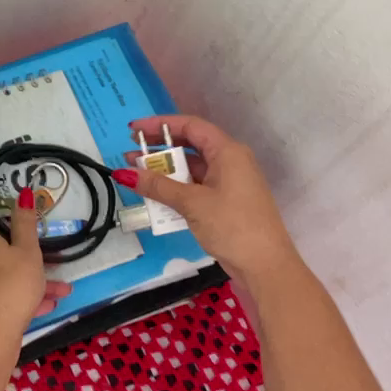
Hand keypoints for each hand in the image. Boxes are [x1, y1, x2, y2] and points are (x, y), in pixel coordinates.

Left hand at [0, 190, 73, 340]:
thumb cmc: (12, 285)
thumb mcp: (27, 251)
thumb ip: (26, 223)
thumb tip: (23, 192)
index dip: (6, 226)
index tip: (26, 234)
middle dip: (27, 261)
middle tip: (53, 267)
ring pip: (1, 279)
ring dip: (29, 284)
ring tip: (60, 294)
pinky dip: (16, 301)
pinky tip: (43, 310)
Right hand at [114, 115, 300, 277]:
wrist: (266, 265)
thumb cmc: (232, 225)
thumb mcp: (192, 203)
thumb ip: (158, 186)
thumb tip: (124, 173)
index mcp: (227, 151)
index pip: (190, 126)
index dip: (160, 124)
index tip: (133, 130)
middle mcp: (230, 161)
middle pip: (190, 145)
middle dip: (159, 148)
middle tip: (130, 151)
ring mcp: (229, 183)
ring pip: (191, 168)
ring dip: (165, 171)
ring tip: (136, 175)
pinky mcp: (225, 202)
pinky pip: (196, 187)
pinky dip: (176, 188)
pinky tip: (156, 196)